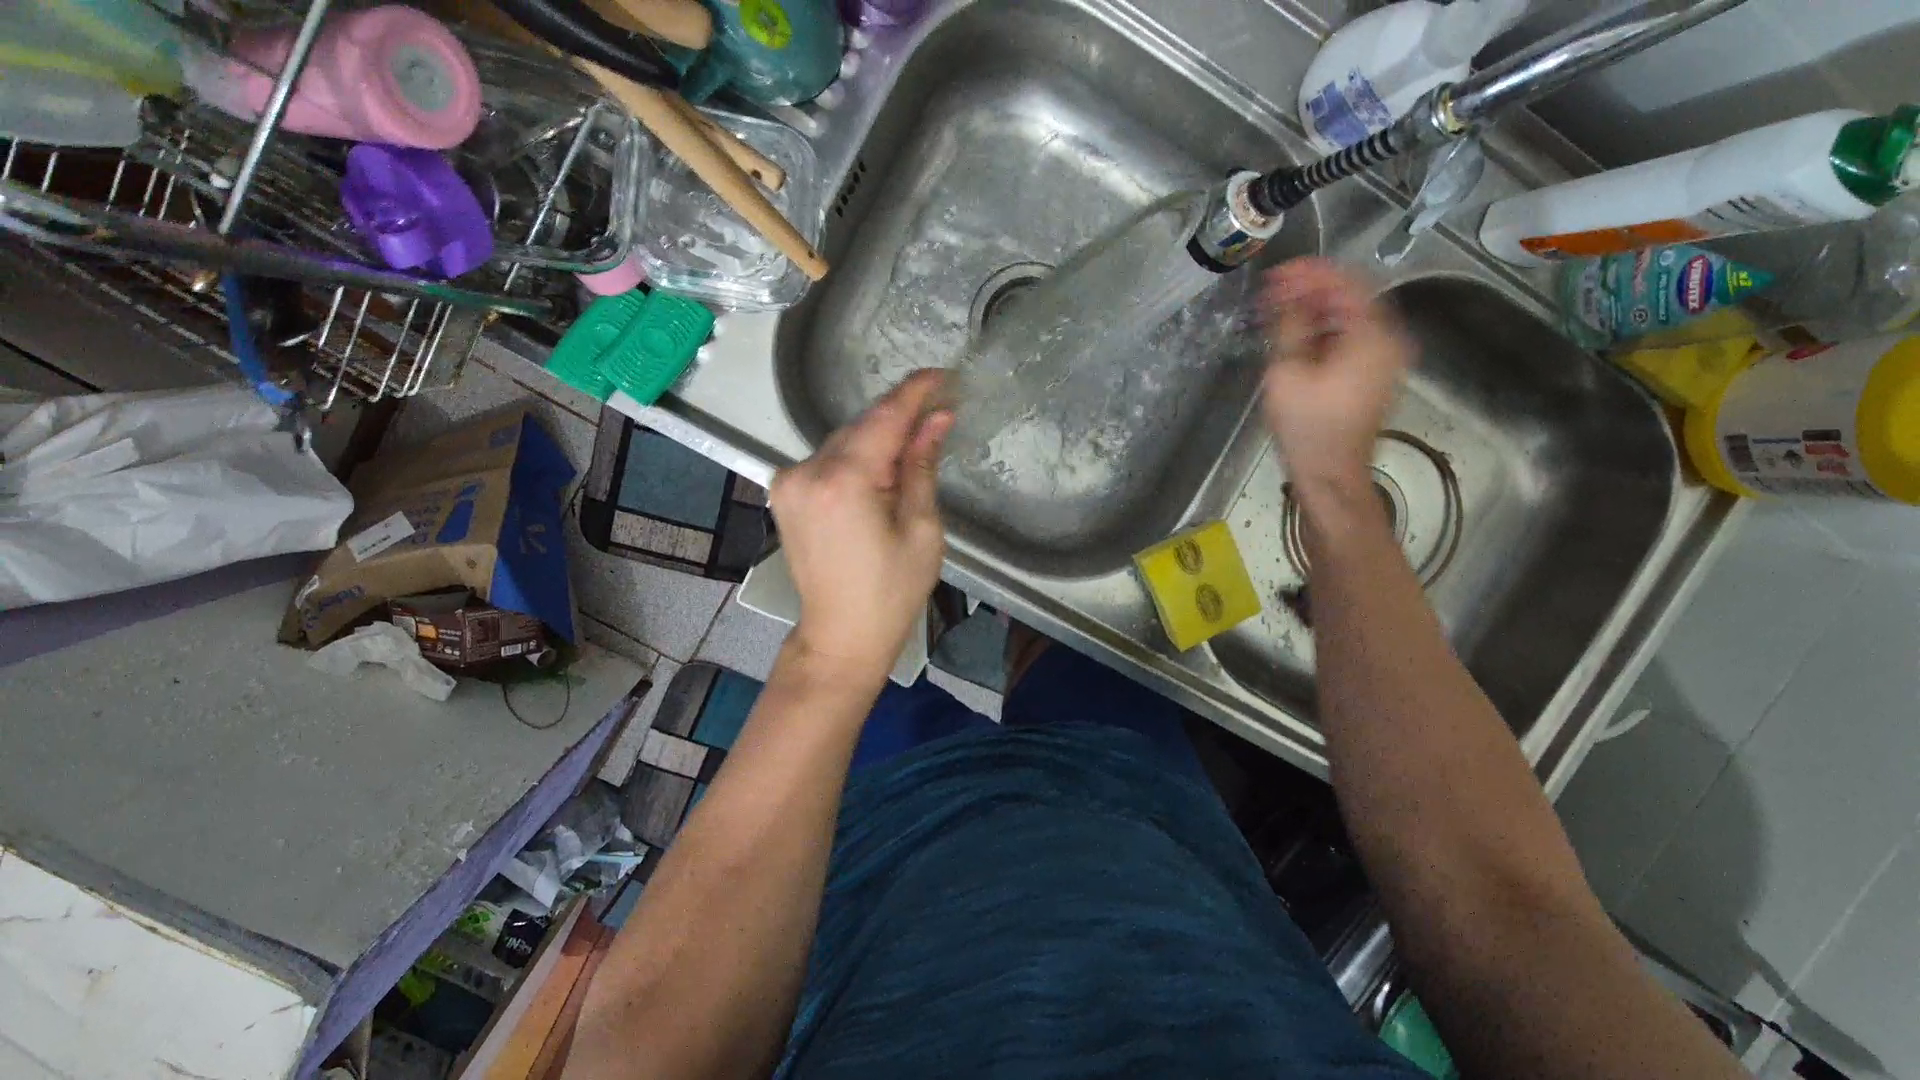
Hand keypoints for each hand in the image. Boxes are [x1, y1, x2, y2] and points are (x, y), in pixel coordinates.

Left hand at [770, 370, 953, 681]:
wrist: (841, 635)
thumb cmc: (891, 591)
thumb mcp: (921, 528)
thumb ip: (921, 465)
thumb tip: (937, 418)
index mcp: (843, 482)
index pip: (884, 418)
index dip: (915, 392)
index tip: (942, 375)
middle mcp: (806, 472)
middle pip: (861, 427)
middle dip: (899, 418)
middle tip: (938, 413)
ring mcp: (788, 482)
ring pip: (842, 442)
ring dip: (877, 439)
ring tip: (914, 445)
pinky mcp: (784, 494)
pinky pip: (826, 460)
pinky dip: (854, 457)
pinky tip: (879, 469)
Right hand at [1258, 258, 1411, 490]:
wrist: (1331, 475)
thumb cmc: (1308, 427)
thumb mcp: (1287, 370)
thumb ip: (1290, 324)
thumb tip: (1288, 297)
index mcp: (1373, 335)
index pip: (1345, 283)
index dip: (1309, 272)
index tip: (1276, 274)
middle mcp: (1390, 341)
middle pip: (1352, 297)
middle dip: (1311, 289)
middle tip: (1273, 291)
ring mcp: (1387, 359)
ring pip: (1351, 317)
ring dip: (1316, 310)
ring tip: (1279, 310)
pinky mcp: (1376, 375)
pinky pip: (1353, 338)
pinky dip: (1327, 330)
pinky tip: (1298, 334)